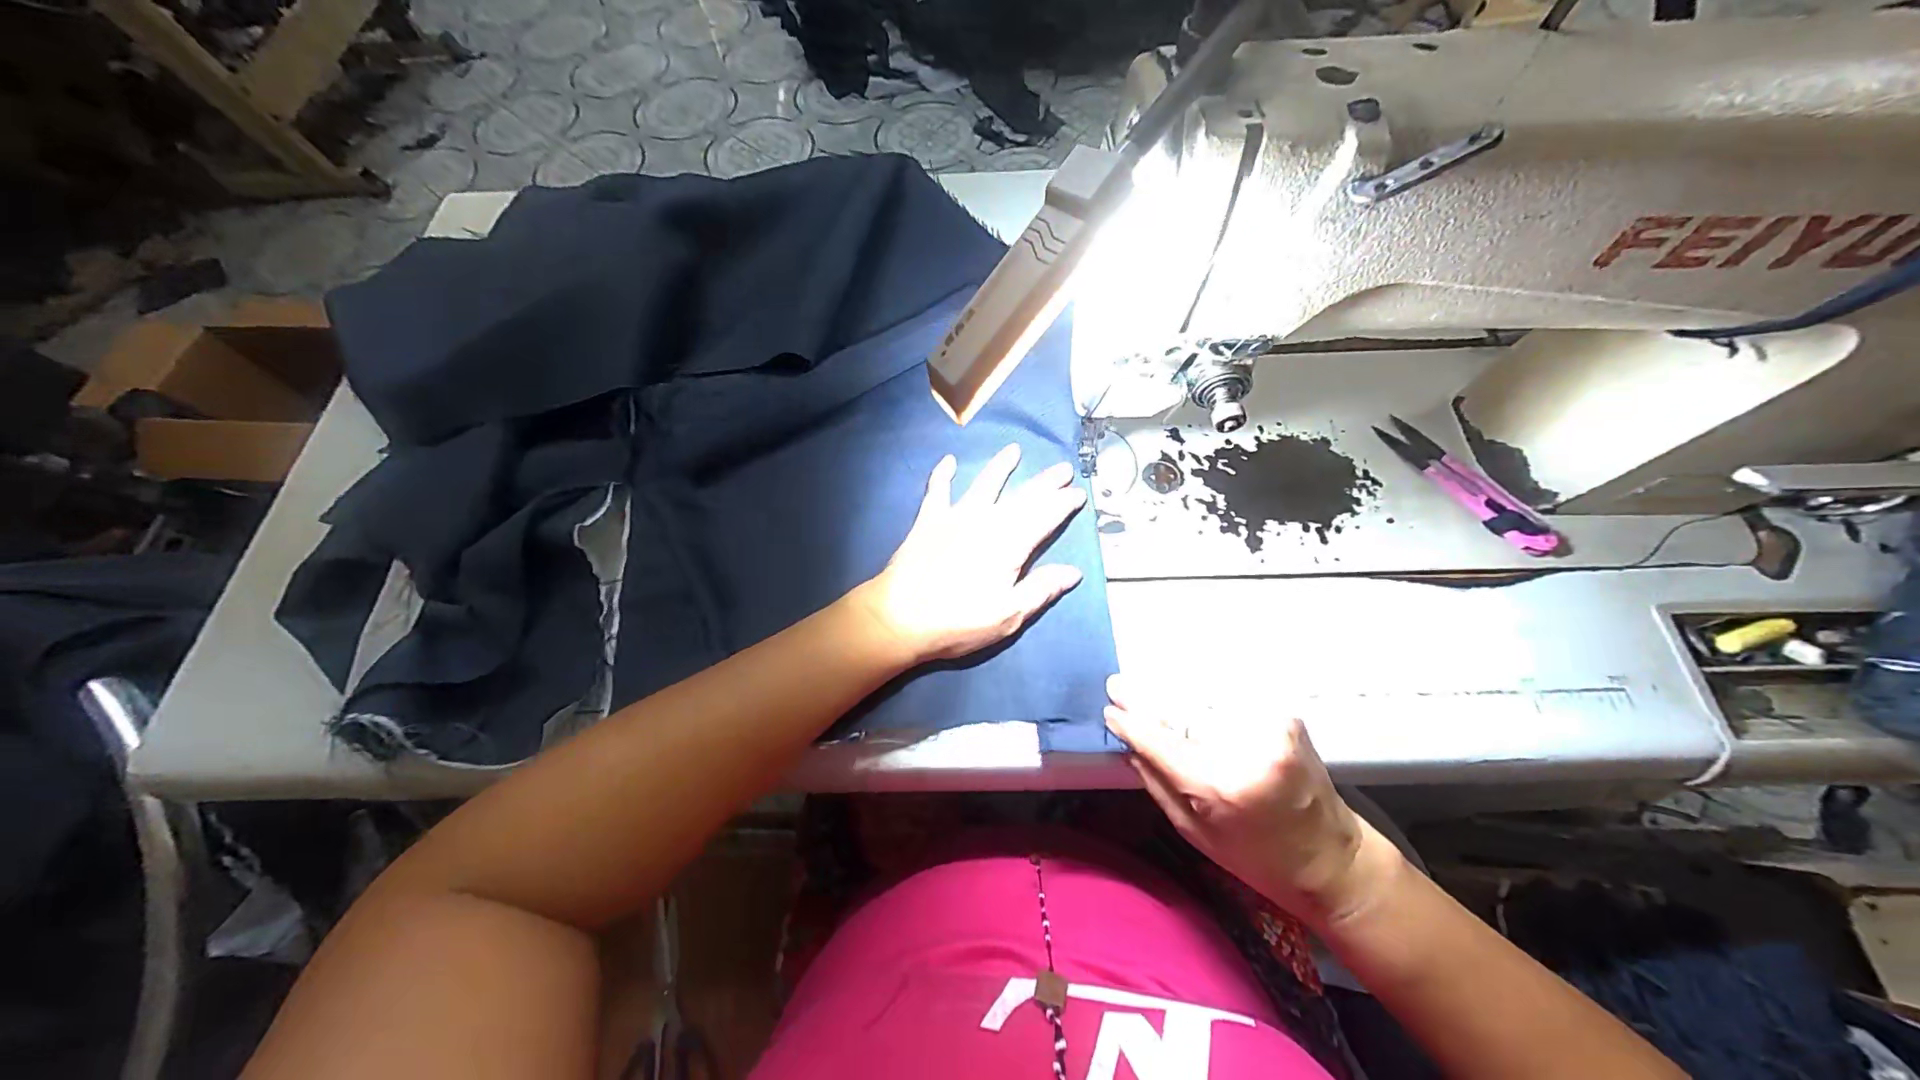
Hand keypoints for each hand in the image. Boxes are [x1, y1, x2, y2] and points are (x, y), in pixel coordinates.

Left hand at [852, 444, 1087, 663]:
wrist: (899, 616)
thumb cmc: (957, 621)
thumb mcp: (1007, 615)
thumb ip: (1040, 590)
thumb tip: (1072, 572)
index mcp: (1009, 545)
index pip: (1045, 517)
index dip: (1063, 504)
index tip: (1078, 493)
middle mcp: (985, 522)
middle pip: (1022, 497)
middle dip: (1045, 483)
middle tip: (1062, 469)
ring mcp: (955, 517)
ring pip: (984, 484)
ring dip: (1001, 467)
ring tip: (1013, 450)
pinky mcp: (928, 520)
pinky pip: (937, 490)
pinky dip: (943, 474)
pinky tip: (948, 461)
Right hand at [1105, 676, 1403, 927]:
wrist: (1332, 859)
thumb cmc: (1257, 858)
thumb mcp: (1194, 832)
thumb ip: (1157, 783)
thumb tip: (1128, 744)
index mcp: (1219, 786)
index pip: (1160, 739)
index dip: (1130, 722)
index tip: (1110, 709)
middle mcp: (1246, 748)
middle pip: (1180, 707)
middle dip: (1147, 697)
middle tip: (1119, 685)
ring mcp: (1271, 726)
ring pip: (1205, 695)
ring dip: (1175, 691)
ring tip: (1151, 690)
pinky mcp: (1287, 716)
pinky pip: (1232, 698)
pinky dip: (1208, 694)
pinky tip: (1193, 696)